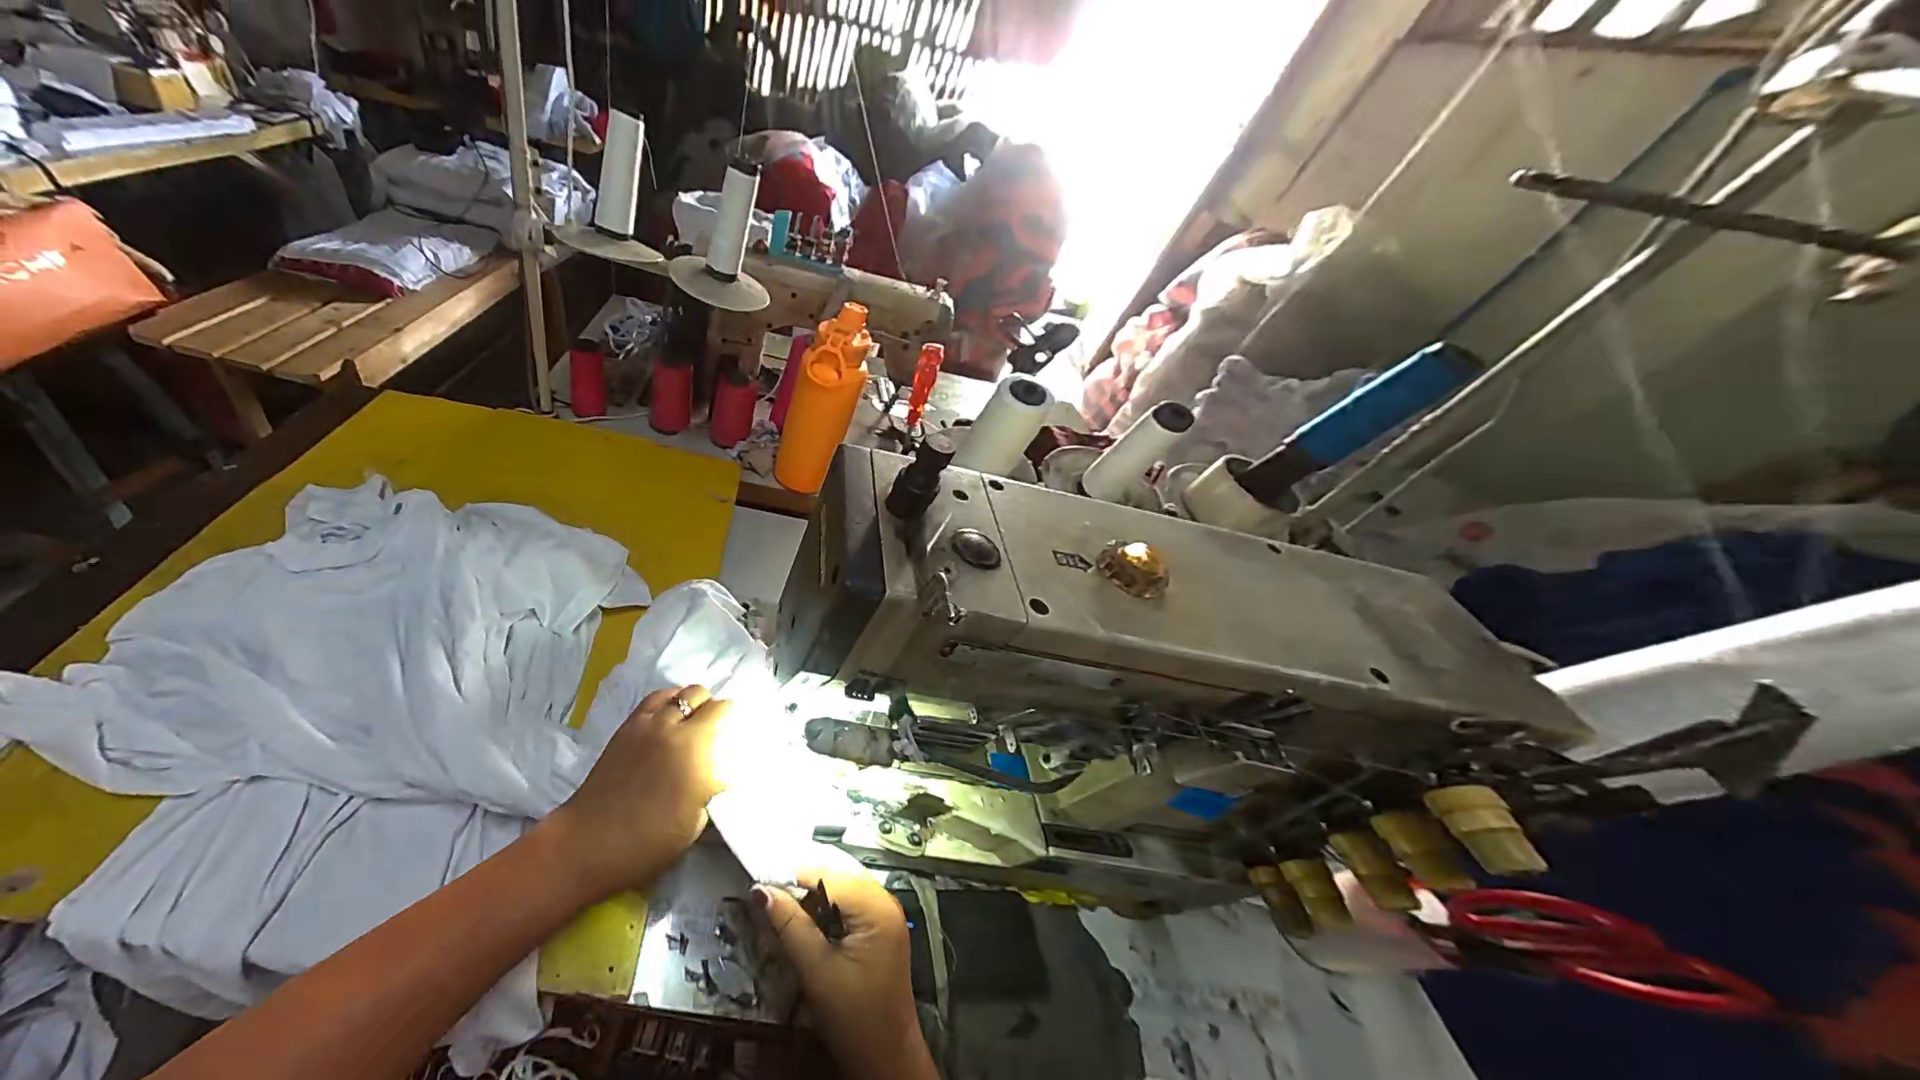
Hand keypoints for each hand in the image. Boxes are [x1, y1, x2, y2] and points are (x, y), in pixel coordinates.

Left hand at [541, 685, 726, 898]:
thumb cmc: (650, 839)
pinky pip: (650, 702)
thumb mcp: (697, 819)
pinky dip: (664, 703)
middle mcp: (671, 726)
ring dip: (686, 700)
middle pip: (697, 694)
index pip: (721, 710)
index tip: (736, 726)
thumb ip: (710, 786)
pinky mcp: (623, 731)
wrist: (589, 843)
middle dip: (710, 703)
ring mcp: (644, 725)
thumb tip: (717, 774)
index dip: (731, 713)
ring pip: (673, 693)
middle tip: (715, 723)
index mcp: (694, 746)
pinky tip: (666, 720)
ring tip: (690, 717)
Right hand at [755, 871, 937, 1079]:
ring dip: (813, 899)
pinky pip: (849, 905)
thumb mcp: (817, 971)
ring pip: (841, 889)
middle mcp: (885, 901)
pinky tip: (808, 928)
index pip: (829, 874)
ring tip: (784, 915)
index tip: (761, 889)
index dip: (794, 878)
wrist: (886, 1058)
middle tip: (770, 903)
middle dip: (803, 887)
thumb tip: (762, 891)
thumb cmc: (855, 1018)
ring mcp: (885, 915)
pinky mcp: (880, 929)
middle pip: (837, 876)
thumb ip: (790, 926)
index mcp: (876, 906)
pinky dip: (826, 911)